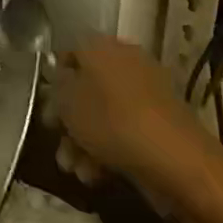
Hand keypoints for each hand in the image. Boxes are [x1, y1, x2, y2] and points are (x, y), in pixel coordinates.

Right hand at [55, 35, 217, 189]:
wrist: (176, 159)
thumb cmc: (112, 122)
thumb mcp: (68, 102)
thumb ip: (57, 89)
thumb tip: (59, 83)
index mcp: (101, 47)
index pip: (69, 54)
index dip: (53, 81)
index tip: (46, 108)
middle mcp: (124, 61)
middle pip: (86, 87)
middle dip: (68, 120)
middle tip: (58, 145)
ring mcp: (145, 91)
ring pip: (104, 113)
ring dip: (84, 142)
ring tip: (75, 171)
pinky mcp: (159, 121)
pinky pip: (124, 128)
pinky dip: (108, 149)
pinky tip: (96, 176)